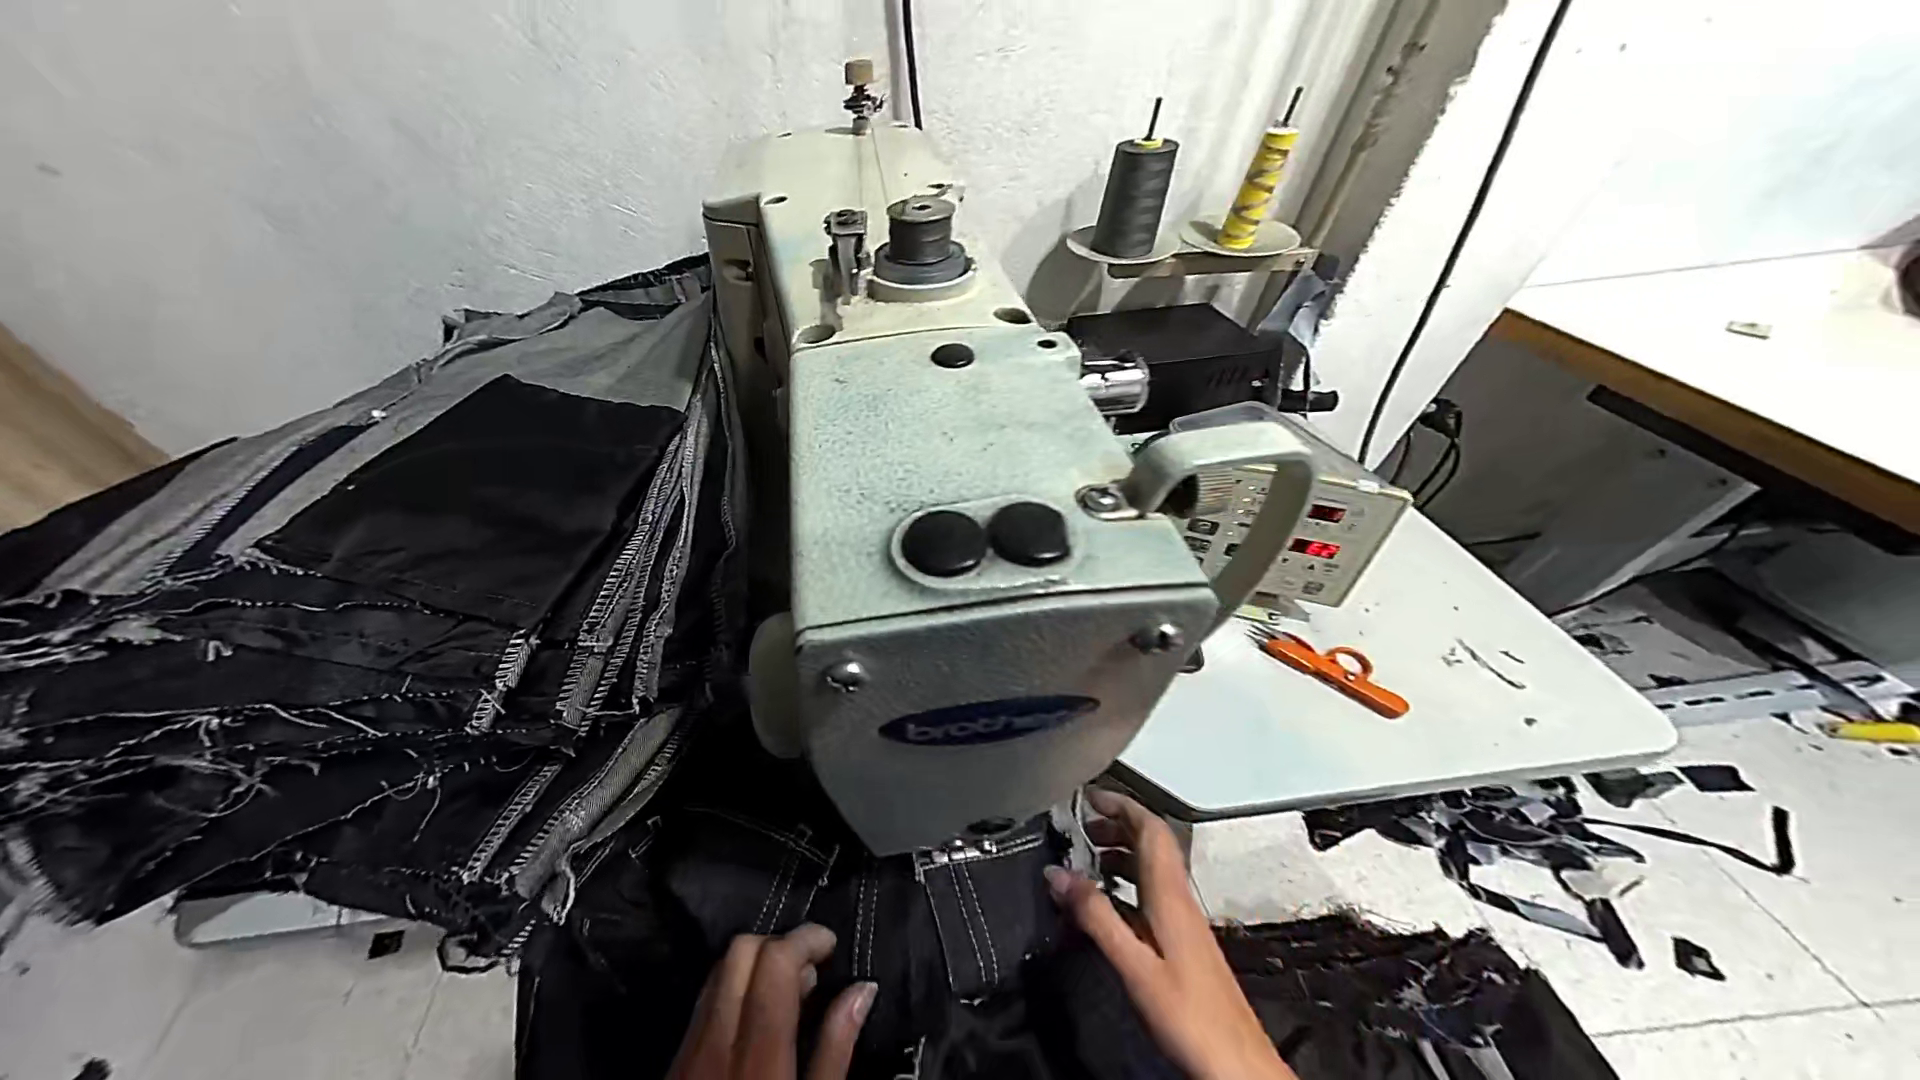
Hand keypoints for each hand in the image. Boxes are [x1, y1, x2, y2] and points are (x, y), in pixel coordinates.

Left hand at [667, 923, 878, 1079]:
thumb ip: (837, 1047)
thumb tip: (862, 988)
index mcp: (758, 1056)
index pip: (774, 960)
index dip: (805, 939)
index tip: (831, 946)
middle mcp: (716, 1042)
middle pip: (741, 951)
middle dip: (780, 943)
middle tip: (812, 969)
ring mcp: (688, 1053)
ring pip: (718, 971)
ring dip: (756, 963)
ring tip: (790, 991)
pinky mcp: (674, 1066)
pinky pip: (705, 1002)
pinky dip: (735, 988)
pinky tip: (759, 1018)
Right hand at [1045, 790, 1296, 1079]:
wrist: (1239, 1065)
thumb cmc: (1187, 1013)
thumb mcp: (1133, 964)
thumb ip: (1095, 916)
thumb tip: (1056, 873)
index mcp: (1169, 893)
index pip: (1150, 828)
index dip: (1121, 805)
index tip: (1089, 797)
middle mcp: (1179, 897)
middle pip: (1151, 842)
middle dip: (1116, 824)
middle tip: (1080, 827)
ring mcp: (1183, 918)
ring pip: (1151, 866)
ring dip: (1120, 851)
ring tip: (1087, 856)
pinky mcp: (1183, 939)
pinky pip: (1151, 890)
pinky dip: (1126, 880)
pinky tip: (1107, 899)